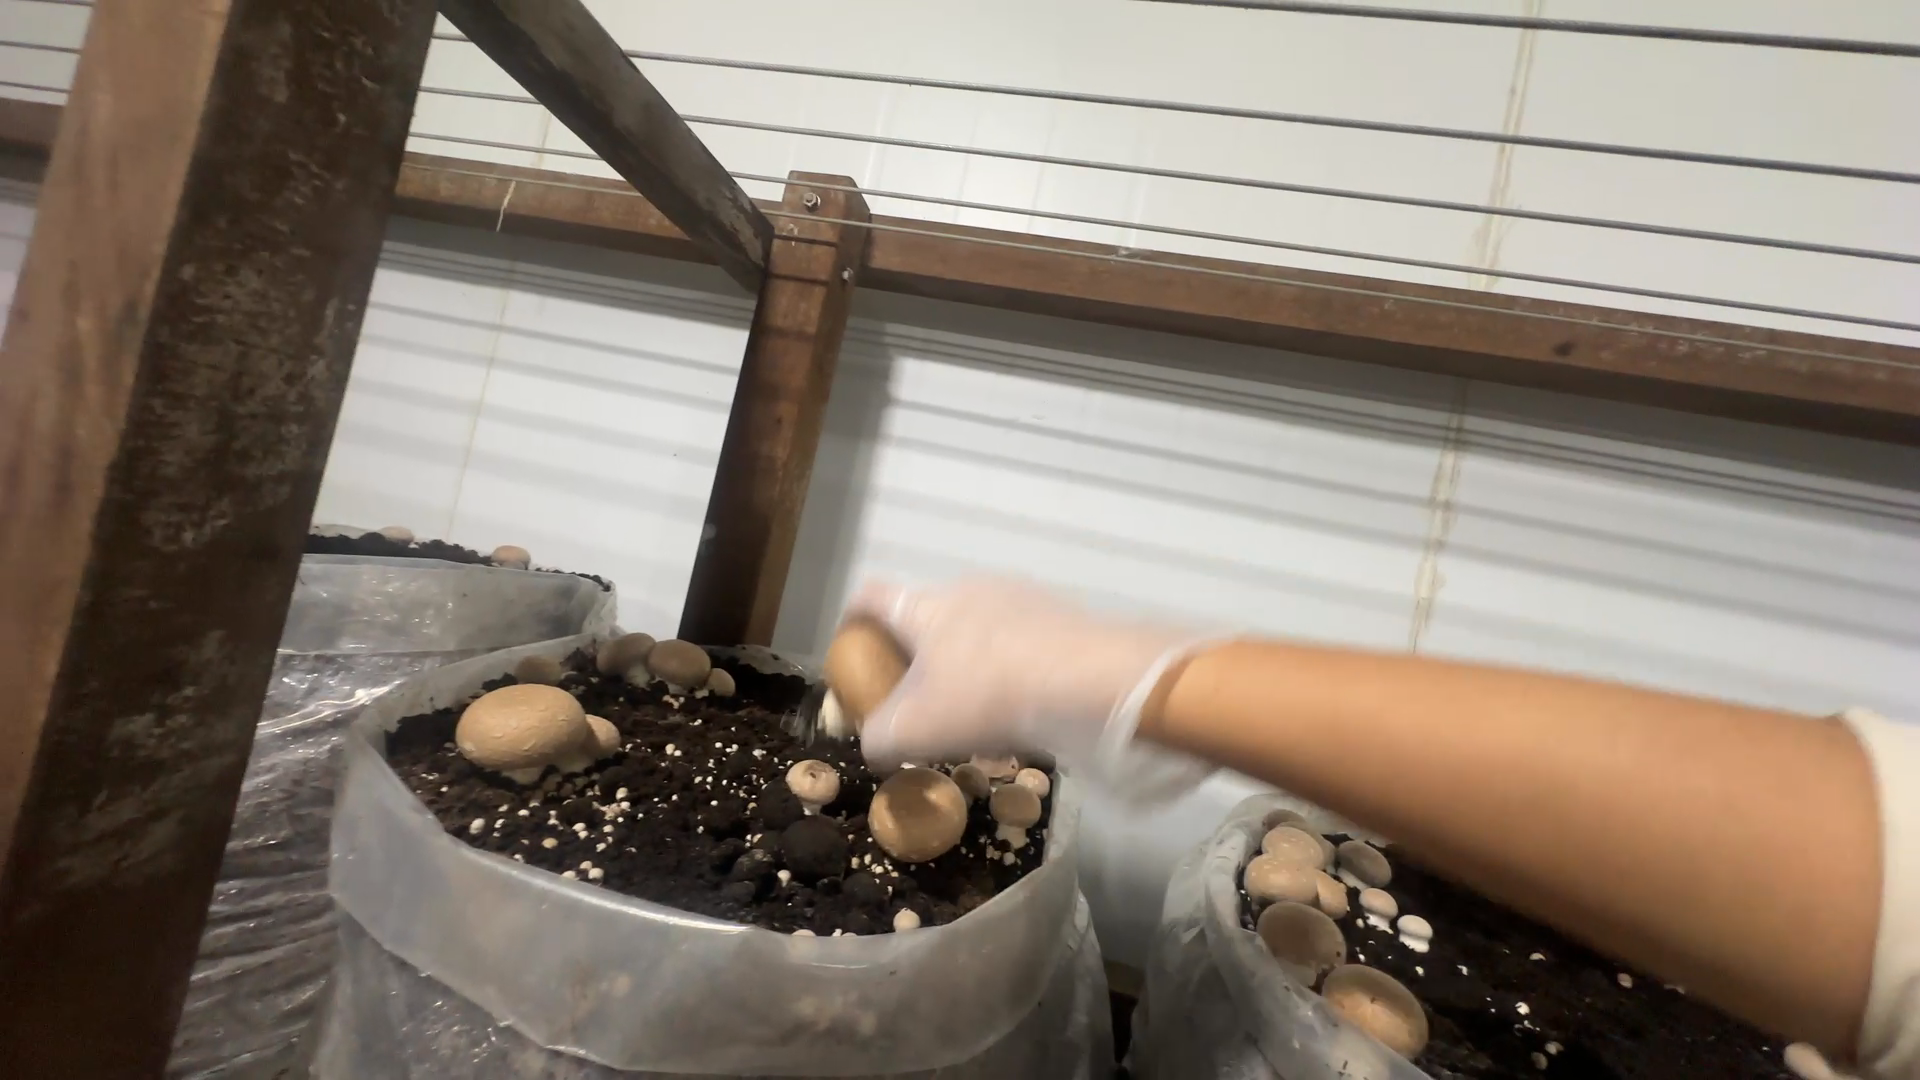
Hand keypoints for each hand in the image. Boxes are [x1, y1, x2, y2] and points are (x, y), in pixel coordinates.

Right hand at [842, 578, 1218, 798]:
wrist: (1087, 678)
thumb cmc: (985, 697)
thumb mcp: (915, 731)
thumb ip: (879, 737)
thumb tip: (873, 741)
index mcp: (922, 608)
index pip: (870, 597)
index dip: (852, 619)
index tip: (852, 647)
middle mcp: (964, 589)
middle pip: (926, 616)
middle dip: (919, 654)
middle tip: (922, 698)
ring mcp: (1015, 595)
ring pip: (975, 626)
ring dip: (967, 660)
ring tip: (979, 707)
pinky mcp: (1056, 610)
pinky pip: (1017, 635)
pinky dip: (1010, 663)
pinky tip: (1024, 701)